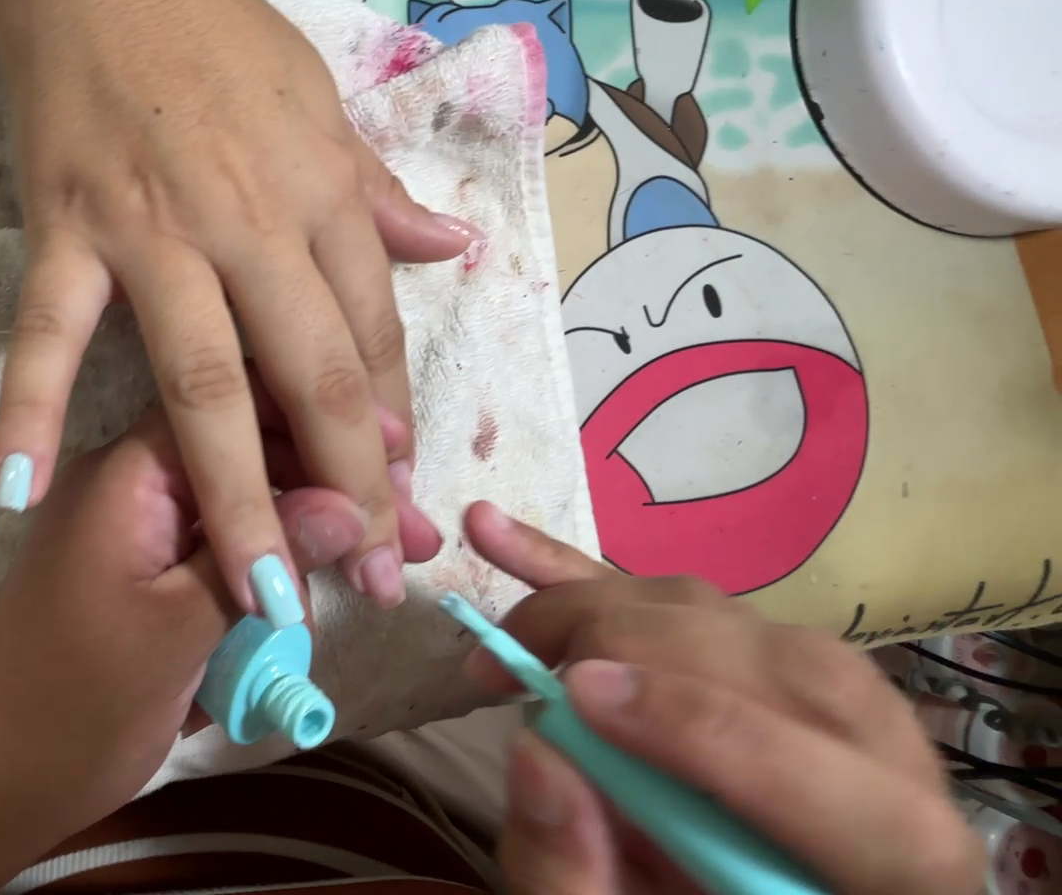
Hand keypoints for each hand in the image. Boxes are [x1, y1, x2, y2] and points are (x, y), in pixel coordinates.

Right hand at [0, 0, 473, 619]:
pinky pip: (47, 338)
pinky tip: (15, 494)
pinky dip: (27, 412)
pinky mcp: (66, 236)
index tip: (403, 507)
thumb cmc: (215, 36)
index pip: (369, 332)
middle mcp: (248, 226)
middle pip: (308, 376)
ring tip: (261, 594)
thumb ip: (377, 191)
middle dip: (346, 489)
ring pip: (201, 382)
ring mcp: (151, 236)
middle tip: (368, 587)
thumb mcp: (320, 101)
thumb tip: (450, 253)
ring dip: (234, 494)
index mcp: (317, 192)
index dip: (390, 426)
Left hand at [0, 401, 444, 838]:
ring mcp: (141, 523)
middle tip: (413, 528)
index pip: (229, 407)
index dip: (314, 422)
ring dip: (310, 529)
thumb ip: (263, 555)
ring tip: (389, 560)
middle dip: (329, 485)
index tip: (397, 451)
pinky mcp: (151, 564)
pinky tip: (327, 581)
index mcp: (126, 471)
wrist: (3, 773)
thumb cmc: (80, 698)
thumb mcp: (180, 625)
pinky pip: (221, 541)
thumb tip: (350, 501)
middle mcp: (132, 479)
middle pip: (244, 456)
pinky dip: (273, 561)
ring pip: (241, 502)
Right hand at [462, 503, 981, 894]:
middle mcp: (892, 771)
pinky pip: (660, 591)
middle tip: (514, 671)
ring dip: (592, 605)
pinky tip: (493, 532)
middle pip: (777, 667)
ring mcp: (825, 693)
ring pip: (715, 610)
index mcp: (897, 884)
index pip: (856, 803)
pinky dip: (569, 563)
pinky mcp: (744, 647)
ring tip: (509, 644)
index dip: (707, 732)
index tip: (572, 693)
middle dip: (624, 647)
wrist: (686, 887)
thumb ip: (574, 874)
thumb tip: (533, 751)